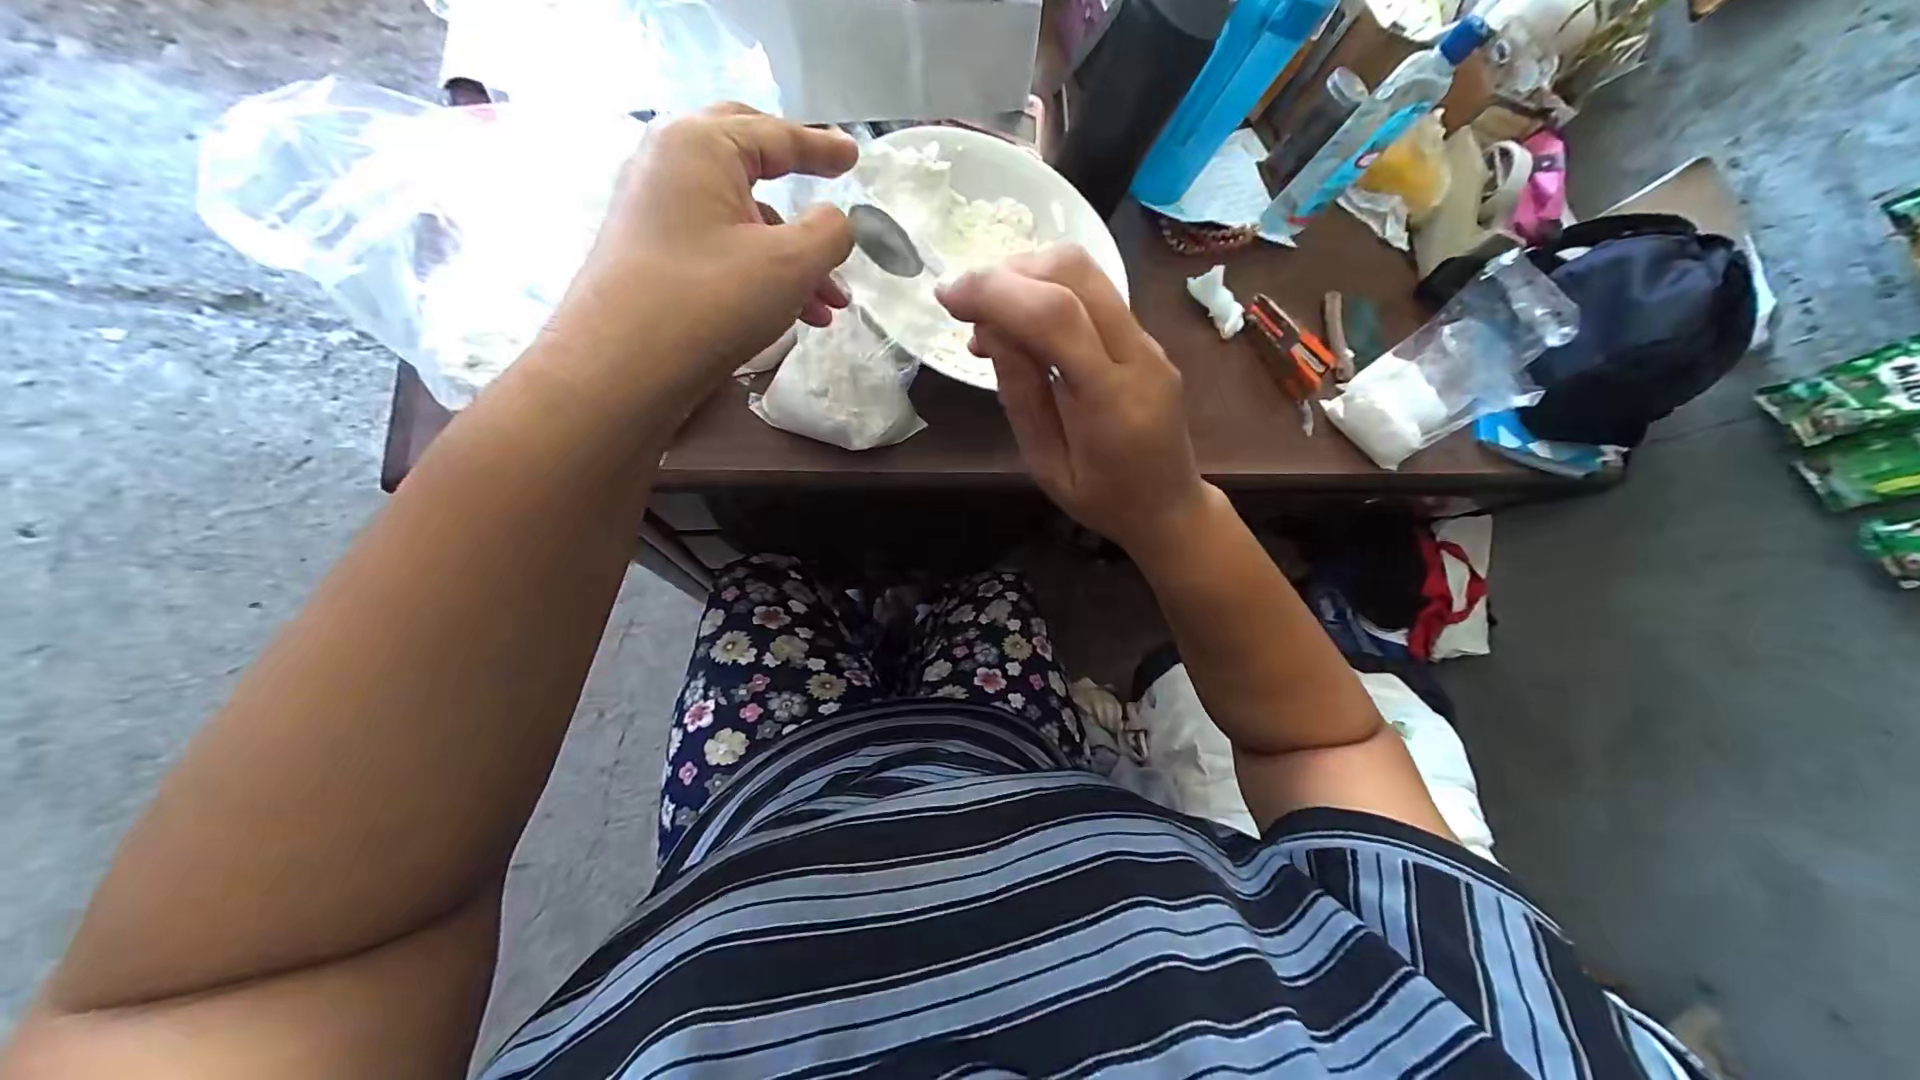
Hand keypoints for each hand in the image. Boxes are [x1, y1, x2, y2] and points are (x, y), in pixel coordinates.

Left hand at [537, 103, 857, 412]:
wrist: (623, 369)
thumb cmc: (710, 300)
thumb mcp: (790, 264)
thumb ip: (829, 233)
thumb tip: (835, 223)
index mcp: (699, 146)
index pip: (775, 134)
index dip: (822, 148)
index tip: (855, 157)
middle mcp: (669, 168)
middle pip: (747, 161)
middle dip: (795, 182)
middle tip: (827, 188)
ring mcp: (656, 215)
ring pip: (741, 221)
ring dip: (792, 256)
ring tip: (831, 304)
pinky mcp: (654, 258)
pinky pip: (722, 251)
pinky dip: (763, 275)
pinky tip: (796, 316)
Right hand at [938, 247, 1216, 556]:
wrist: (1170, 507)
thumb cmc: (1104, 500)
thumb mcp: (1047, 464)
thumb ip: (1021, 396)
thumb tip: (991, 333)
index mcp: (1112, 400)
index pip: (1056, 318)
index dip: (995, 294)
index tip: (946, 297)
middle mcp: (1139, 356)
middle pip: (1077, 273)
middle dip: (1010, 273)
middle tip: (967, 306)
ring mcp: (1149, 343)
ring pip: (1087, 274)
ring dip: (1028, 277)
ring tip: (990, 321)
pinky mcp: (1147, 339)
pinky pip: (1095, 296)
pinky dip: (1048, 295)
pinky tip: (1021, 329)